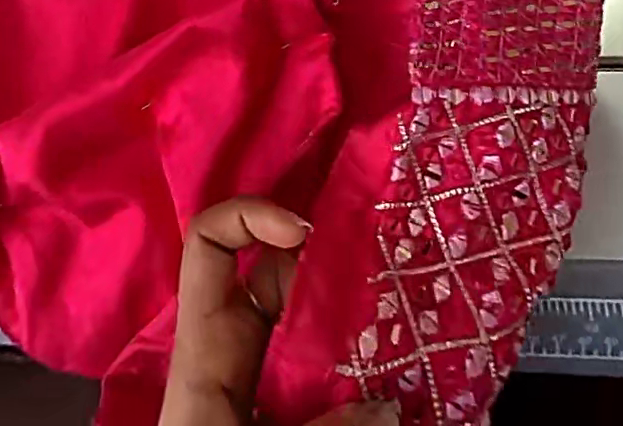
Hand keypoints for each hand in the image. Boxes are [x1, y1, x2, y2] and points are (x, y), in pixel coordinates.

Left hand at [159, 197, 397, 425]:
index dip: (249, 216)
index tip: (302, 230)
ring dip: (360, 311)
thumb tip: (390, 408)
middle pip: (282, 272)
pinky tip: (410, 366)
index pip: (210, 246)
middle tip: (387, 270)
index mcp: (209, 343)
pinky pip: (337, 368)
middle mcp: (242, 344)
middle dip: (331, 262)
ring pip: (318, 317)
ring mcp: (274, 374)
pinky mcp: (300, 404)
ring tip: (413, 306)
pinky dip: (369, 361)